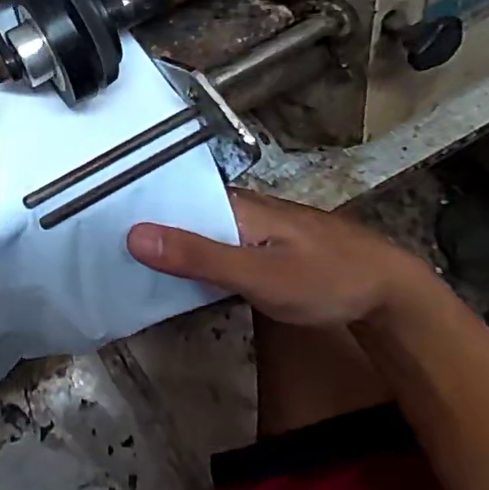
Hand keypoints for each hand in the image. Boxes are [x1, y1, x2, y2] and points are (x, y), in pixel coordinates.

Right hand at [126, 188, 435, 326]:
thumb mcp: (259, 275)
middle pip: (183, 213)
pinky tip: (177, 277)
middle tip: (103, 251)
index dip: (137, 209)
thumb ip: (199, 258)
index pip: (172, 196)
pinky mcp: (263, 249)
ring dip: (171, 245)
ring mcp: (254, 229)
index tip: (97, 226)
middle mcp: (241, 208)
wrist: (390, 293)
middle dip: (148, 228)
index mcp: (234, 204)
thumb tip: (136, 235)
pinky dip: (195, 259)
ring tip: (127, 264)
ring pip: (199, 231)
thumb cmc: (326, 279)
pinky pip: (217, 247)